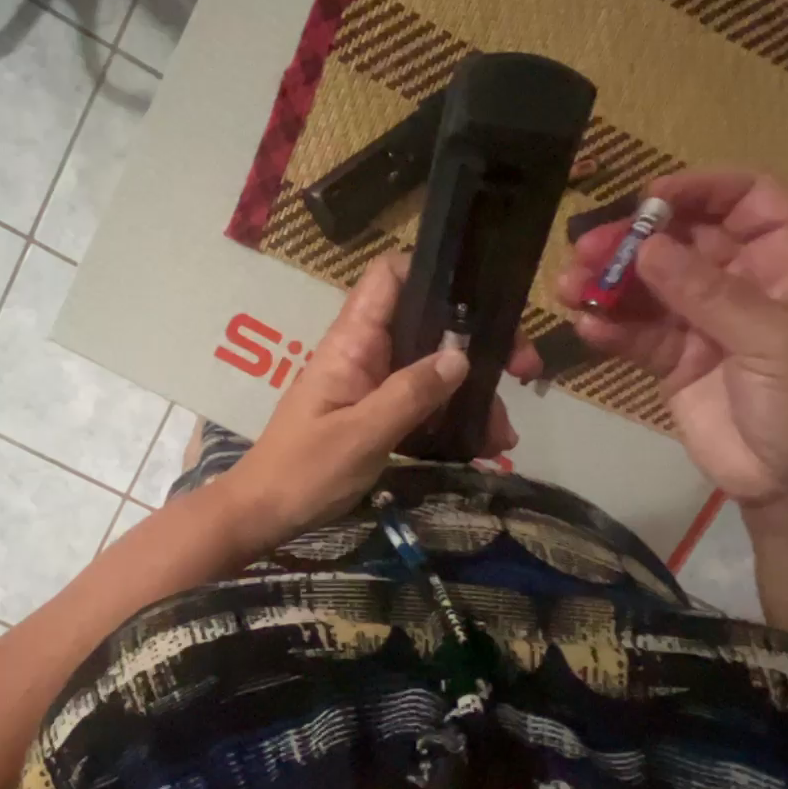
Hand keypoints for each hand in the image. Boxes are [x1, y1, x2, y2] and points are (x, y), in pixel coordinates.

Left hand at [218, 254, 517, 544]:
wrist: (263, 515)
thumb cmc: (304, 472)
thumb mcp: (362, 435)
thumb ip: (410, 394)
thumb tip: (460, 356)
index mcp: (351, 343)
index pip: (389, 278)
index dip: (433, 273)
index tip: (482, 298)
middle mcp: (364, 355)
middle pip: (427, 327)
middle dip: (476, 346)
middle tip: (524, 374)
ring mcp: (369, 386)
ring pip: (430, 371)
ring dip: (471, 395)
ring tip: (503, 435)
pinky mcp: (373, 416)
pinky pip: (420, 405)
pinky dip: (450, 421)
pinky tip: (482, 447)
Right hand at [520, 169, 787, 511]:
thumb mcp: (775, 339)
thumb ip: (708, 292)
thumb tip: (646, 247)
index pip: (748, 199)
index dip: (699, 190)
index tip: (646, 198)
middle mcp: (749, 282)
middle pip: (686, 242)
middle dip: (635, 242)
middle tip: (584, 250)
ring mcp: (709, 324)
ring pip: (652, 288)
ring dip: (610, 285)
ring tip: (567, 288)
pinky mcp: (677, 363)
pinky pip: (639, 335)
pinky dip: (611, 330)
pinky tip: (585, 328)